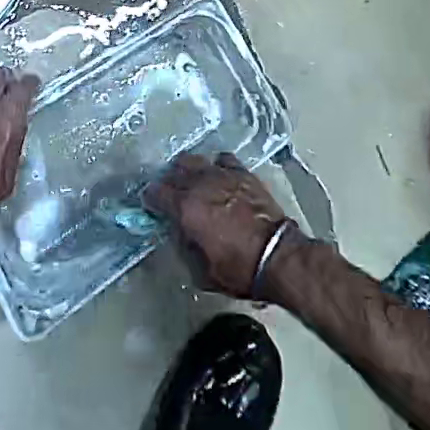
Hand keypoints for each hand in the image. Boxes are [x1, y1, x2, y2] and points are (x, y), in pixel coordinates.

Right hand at [143, 153, 294, 298]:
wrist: (279, 258)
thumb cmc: (239, 269)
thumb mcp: (201, 270)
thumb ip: (183, 246)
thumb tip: (178, 233)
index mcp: (183, 207)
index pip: (154, 193)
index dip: (150, 200)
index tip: (152, 207)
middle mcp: (198, 184)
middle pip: (172, 172)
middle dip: (167, 183)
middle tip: (171, 195)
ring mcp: (221, 175)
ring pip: (193, 159)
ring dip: (188, 170)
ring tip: (192, 181)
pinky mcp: (242, 174)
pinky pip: (222, 159)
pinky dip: (216, 166)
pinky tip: (219, 176)